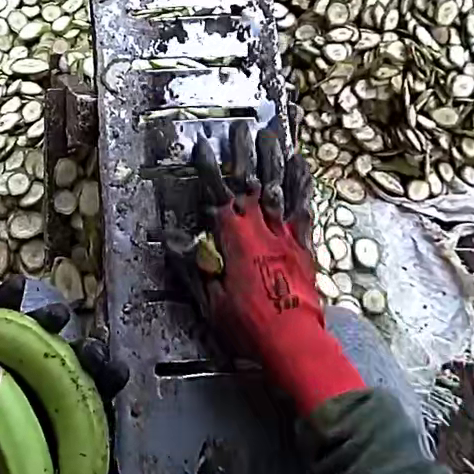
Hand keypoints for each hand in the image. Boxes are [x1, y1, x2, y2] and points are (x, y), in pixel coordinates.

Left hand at [0, 275, 125, 473]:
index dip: (4, 307)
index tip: (16, 286)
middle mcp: (18, 387)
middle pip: (38, 343)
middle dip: (49, 323)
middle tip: (58, 316)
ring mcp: (49, 409)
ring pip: (71, 366)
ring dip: (84, 350)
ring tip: (91, 349)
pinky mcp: (76, 432)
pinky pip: (95, 401)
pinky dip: (107, 383)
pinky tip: (115, 374)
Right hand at [169, 118, 363, 414]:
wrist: (293, 344)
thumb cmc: (248, 323)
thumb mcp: (208, 299)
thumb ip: (189, 265)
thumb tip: (170, 237)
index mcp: (235, 239)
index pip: (217, 194)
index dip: (208, 169)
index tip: (202, 147)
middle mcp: (261, 229)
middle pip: (251, 182)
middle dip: (244, 153)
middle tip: (240, 129)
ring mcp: (286, 235)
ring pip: (279, 188)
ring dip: (273, 160)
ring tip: (270, 135)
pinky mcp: (304, 245)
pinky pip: (304, 208)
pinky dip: (302, 185)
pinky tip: (301, 166)